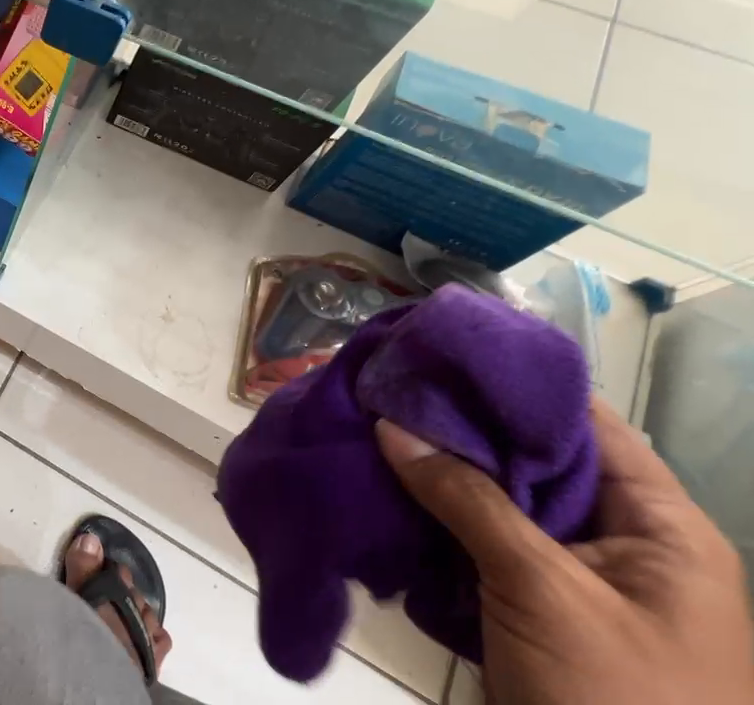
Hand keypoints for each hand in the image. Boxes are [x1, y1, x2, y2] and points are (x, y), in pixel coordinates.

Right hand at [377, 399, 753, 704]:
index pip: (583, 424)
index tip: (430, 353)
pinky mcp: (527, 607)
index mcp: (660, 528)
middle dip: (453, 428)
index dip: (509, 383)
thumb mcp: (544, 591)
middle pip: (530, 460)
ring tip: (364, 434)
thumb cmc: (617, 698)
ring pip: (493, 501)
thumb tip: (389, 425)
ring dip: (432, 475)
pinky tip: (379, 496)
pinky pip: (473, 544)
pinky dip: (429, 522)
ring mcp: (571, 577)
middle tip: (378, 391)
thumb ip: (468, 500)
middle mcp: (618, 541)